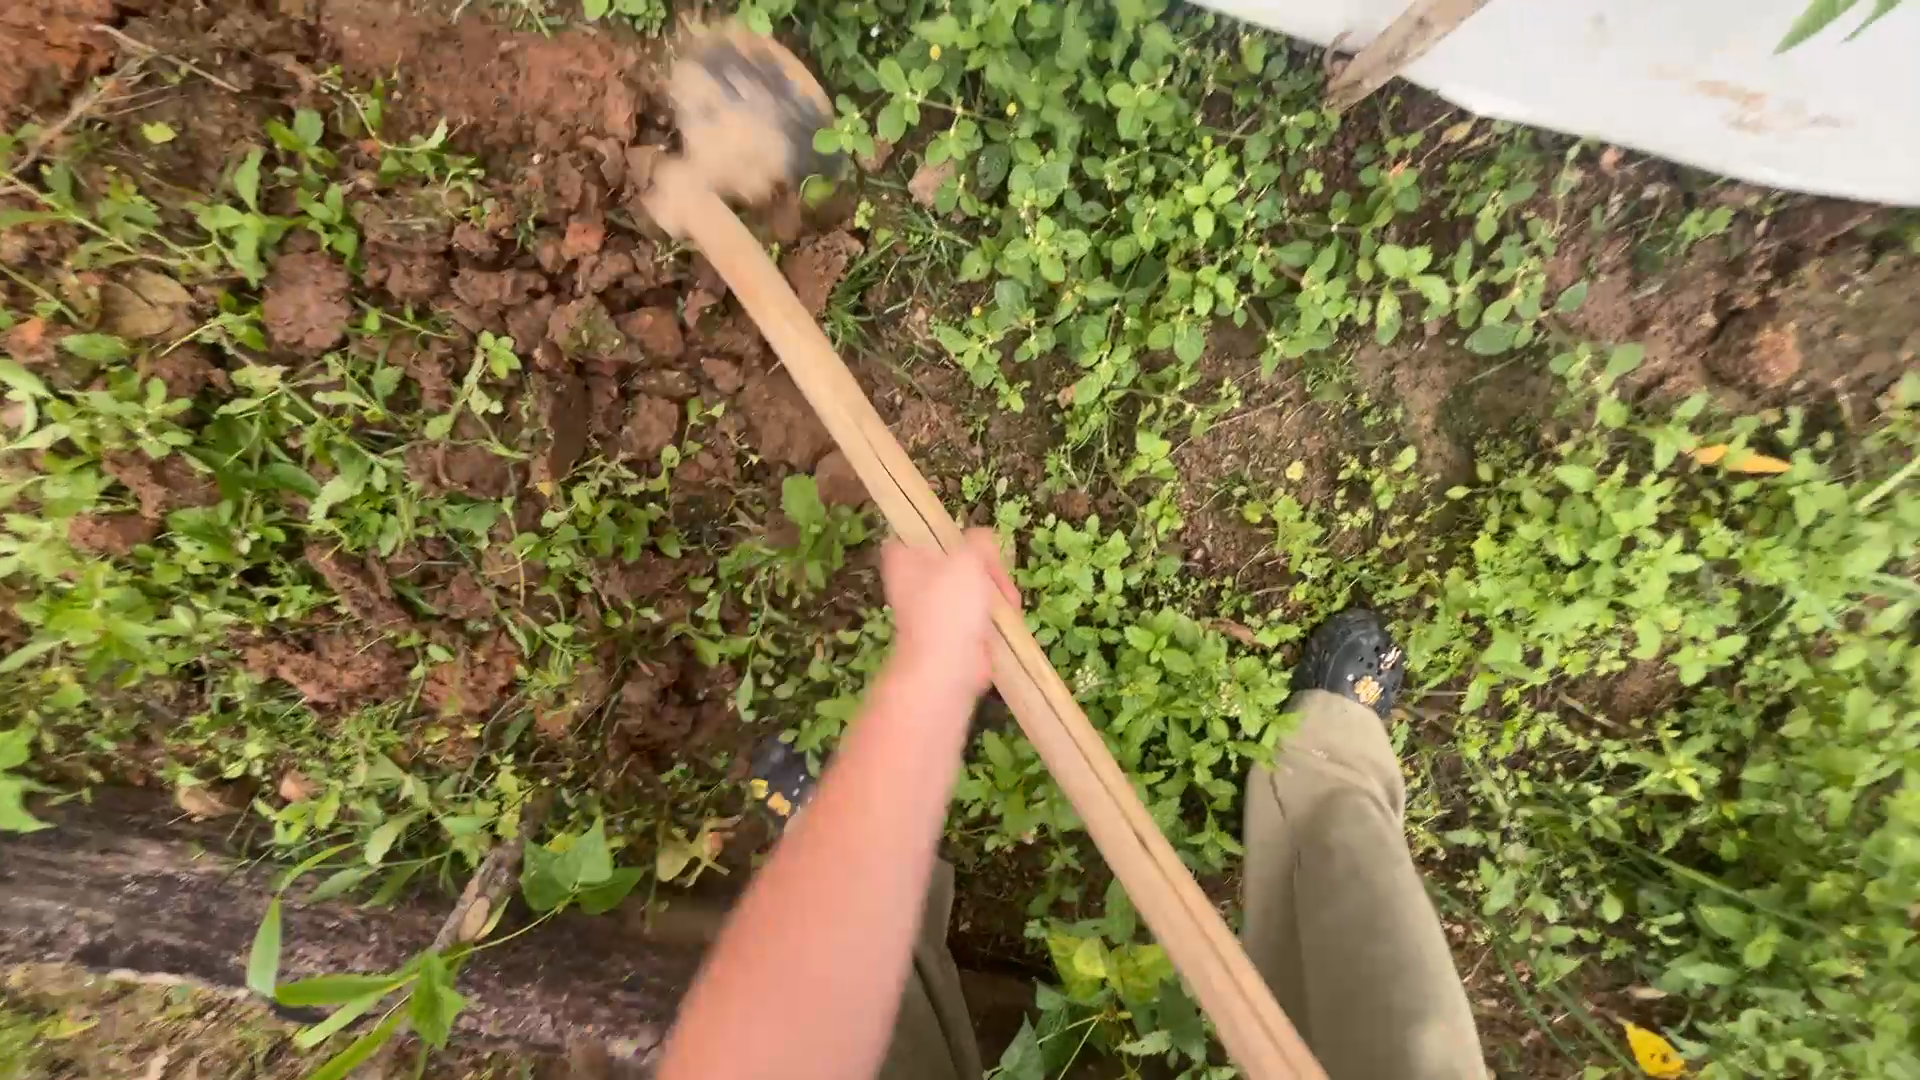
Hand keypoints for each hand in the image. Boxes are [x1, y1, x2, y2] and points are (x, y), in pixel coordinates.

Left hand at [880, 528, 1019, 696]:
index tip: (966, 539)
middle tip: (998, 576)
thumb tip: (986, 537)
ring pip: (971, 587)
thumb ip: (978, 540)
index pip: (914, 533)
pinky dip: (994, 616)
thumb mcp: (968, 559)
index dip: (941, 533)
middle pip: (955, 560)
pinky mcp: (953, 631)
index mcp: (903, 558)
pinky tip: (1007, 619)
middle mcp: (913, 582)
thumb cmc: (948, 607)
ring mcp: (933, 609)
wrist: (947, 668)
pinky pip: (978, 613)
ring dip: (995, 593)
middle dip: (985, 568)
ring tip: (1008, 603)